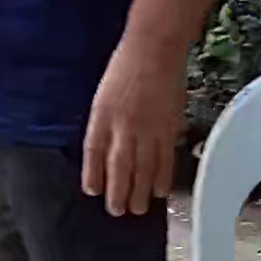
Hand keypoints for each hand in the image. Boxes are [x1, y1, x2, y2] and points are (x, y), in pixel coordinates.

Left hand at [83, 36, 185, 216]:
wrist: (154, 49)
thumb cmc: (126, 67)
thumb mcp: (105, 93)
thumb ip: (105, 122)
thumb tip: (105, 151)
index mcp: (102, 114)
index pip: (94, 151)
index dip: (93, 174)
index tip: (92, 192)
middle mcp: (123, 125)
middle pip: (119, 166)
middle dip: (117, 192)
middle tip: (117, 211)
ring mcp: (147, 129)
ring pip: (142, 169)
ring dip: (139, 192)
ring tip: (137, 209)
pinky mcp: (167, 130)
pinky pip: (165, 160)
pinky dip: (162, 178)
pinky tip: (158, 192)